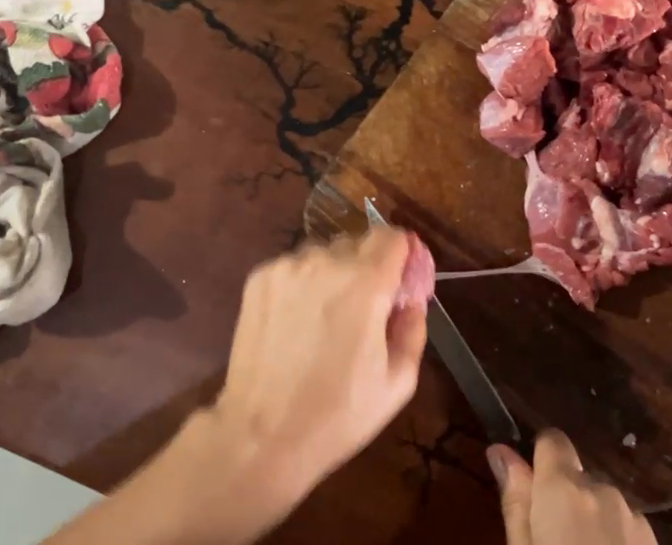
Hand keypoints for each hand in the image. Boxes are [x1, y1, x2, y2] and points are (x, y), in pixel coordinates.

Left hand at [203, 228, 428, 510]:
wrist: (261, 435)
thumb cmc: (338, 415)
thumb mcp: (398, 382)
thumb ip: (413, 327)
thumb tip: (411, 297)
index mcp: (366, 282)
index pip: (392, 236)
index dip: (402, 254)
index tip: (402, 279)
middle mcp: (325, 261)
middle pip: (358, 242)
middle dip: (367, 267)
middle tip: (364, 308)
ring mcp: (287, 266)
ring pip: (323, 253)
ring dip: (332, 273)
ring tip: (324, 319)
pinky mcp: (258, 277)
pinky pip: (292, 267)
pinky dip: (301, 284)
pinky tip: (295, 322)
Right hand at [490, 429, 654, 544]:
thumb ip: (516, 501)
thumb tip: (501, 452)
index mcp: (564, 489)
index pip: (553, 440)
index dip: (539, 458)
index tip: (529, 489)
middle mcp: (604, 492)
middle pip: (578, 476)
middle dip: (563, 499)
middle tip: (549, 542)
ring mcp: (636, 520)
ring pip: (604, 504)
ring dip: (590, 521)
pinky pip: (626, 527)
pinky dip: (612, 541)